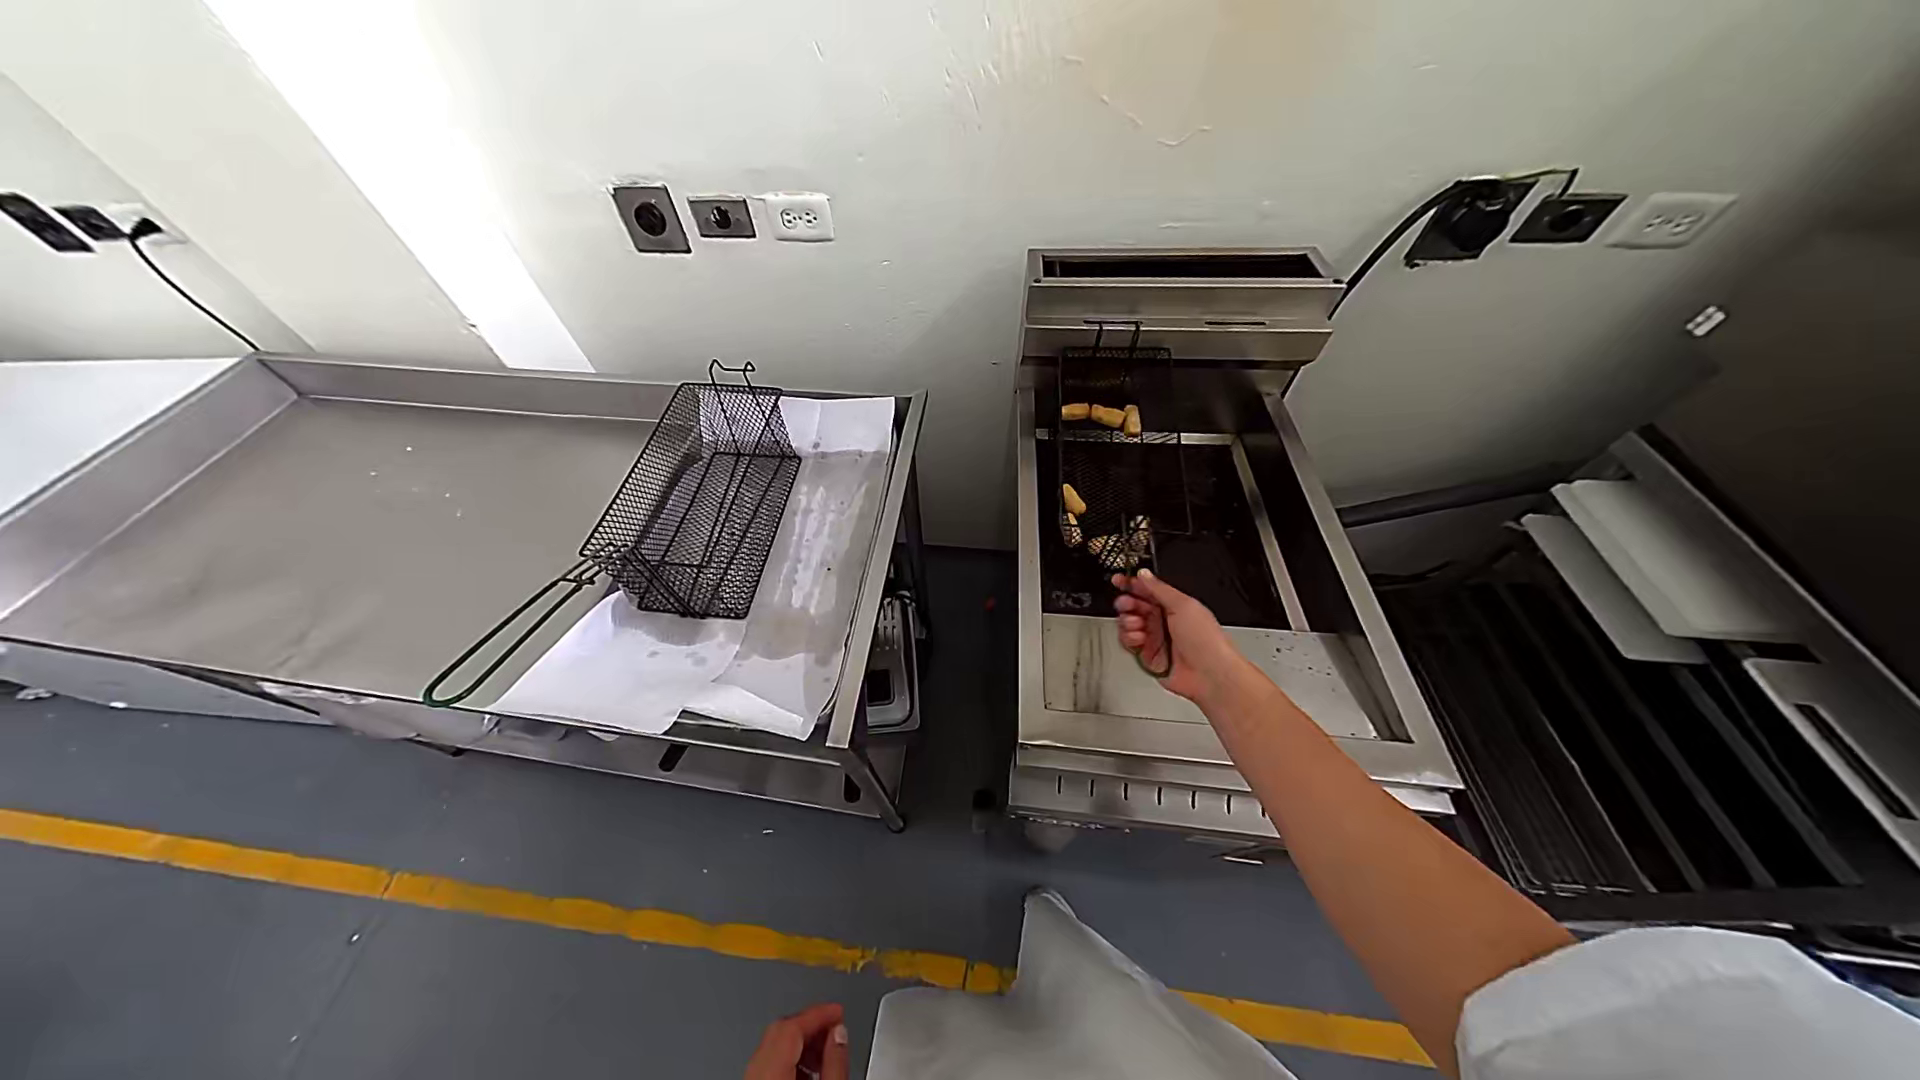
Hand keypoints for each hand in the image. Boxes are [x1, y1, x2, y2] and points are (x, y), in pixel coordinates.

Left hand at [745, 1003, 848, 1079]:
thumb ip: (835, 1061)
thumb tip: (840, 1032)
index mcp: (770, 1070)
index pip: (792, 1025)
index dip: (818, 1012)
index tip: (838, 1010)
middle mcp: (754, 1072)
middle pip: (780, 1032)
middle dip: (810, 1025)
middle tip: (834, 1028)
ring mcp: (749, 1079)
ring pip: (772, 1046)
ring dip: (800, 1042)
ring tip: (826, 1053)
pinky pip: (766, 1063)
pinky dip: (788, 1058)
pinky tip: (807, 1072)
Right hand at [1112, 570, 1248, 705]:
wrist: (1208, 673)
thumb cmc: (1206, 639)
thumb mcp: (1183, 604)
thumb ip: (1159, 588)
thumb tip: (1144, 574)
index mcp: (1173, 605)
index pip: (1147, 590)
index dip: (1132, 584)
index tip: (1119, 581)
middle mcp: (1163, 620)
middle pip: (1134, 605)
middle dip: (1127, 603)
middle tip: (1126, 604)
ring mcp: (1155, 637)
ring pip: (1128, 623)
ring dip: (1128, 621)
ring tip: (1136, 623)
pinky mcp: (1147, 654)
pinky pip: (1128, 642)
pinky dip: (1129, 638)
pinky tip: (1138, 638)